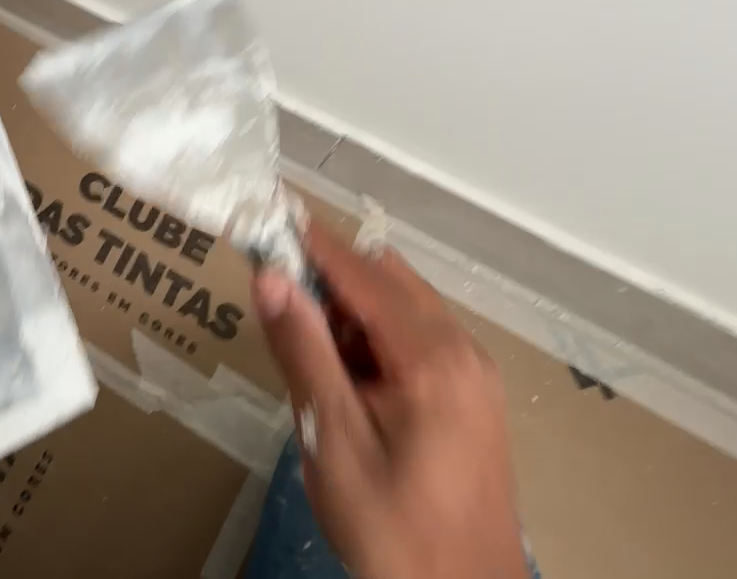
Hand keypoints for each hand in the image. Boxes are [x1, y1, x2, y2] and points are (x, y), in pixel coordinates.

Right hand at [252, 223, 529, 578]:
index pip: (361, 270)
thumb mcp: (332, 435)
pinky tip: (342, 373)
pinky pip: (412, 337)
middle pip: (385, 277)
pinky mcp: (468, 396)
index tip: (265, 210)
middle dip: (326, 272)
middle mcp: (462, 351)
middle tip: (273, 290)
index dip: (309, 239)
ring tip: (304, 344)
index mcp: (433, 357)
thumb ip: (302, 349)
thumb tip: (269, 275)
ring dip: (346, 305)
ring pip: (398, 304)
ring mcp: (471, 374)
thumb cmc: (391, 526)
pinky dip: (369, 334)